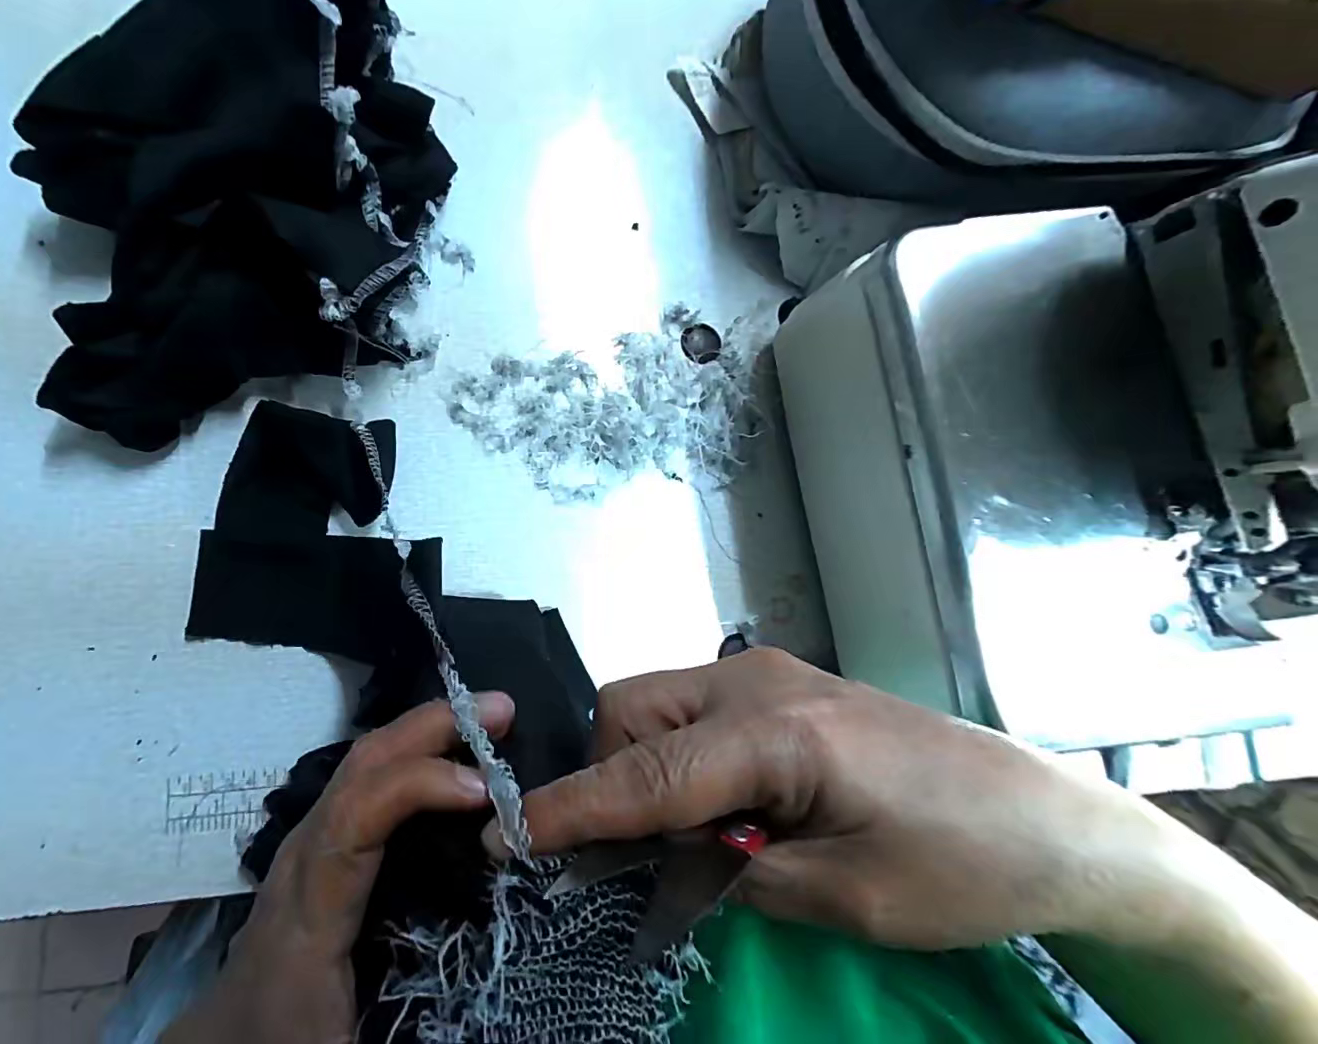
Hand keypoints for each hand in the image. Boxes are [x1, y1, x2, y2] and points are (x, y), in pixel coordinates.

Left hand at [165, 693, 513, 1043]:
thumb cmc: (285, 1040)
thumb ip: (423, 1021)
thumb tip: (506, 997)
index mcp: (307, 910)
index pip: (351, 819)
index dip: (414, 786)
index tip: (483, 789)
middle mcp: (301, 857)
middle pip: (356, 770)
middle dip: (426, 727)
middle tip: (499, 711)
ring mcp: (307, 843)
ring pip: (358, 767)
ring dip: (421, 733)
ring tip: (480, 723)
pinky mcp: (319, 847)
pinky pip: (363, 786)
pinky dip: (409, 758)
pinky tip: (444, 757)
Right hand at [499, 647, 1181, 949]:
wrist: (1061, 822)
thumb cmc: (967, 868)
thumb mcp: (844, 899)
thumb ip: (730, 869)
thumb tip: (656, 852)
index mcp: (778, 733)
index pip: (646, 774)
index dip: (574, 808)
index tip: (510, 832)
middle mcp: (751, 680)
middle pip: (627, 710)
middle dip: (613, 776)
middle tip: (649, 844)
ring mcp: (758, 671)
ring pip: (646, 702)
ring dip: (641, 762)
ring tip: (693, 823)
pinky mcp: (768, 680)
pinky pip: (681, 705)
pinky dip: (672, 750)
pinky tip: (716, 792)